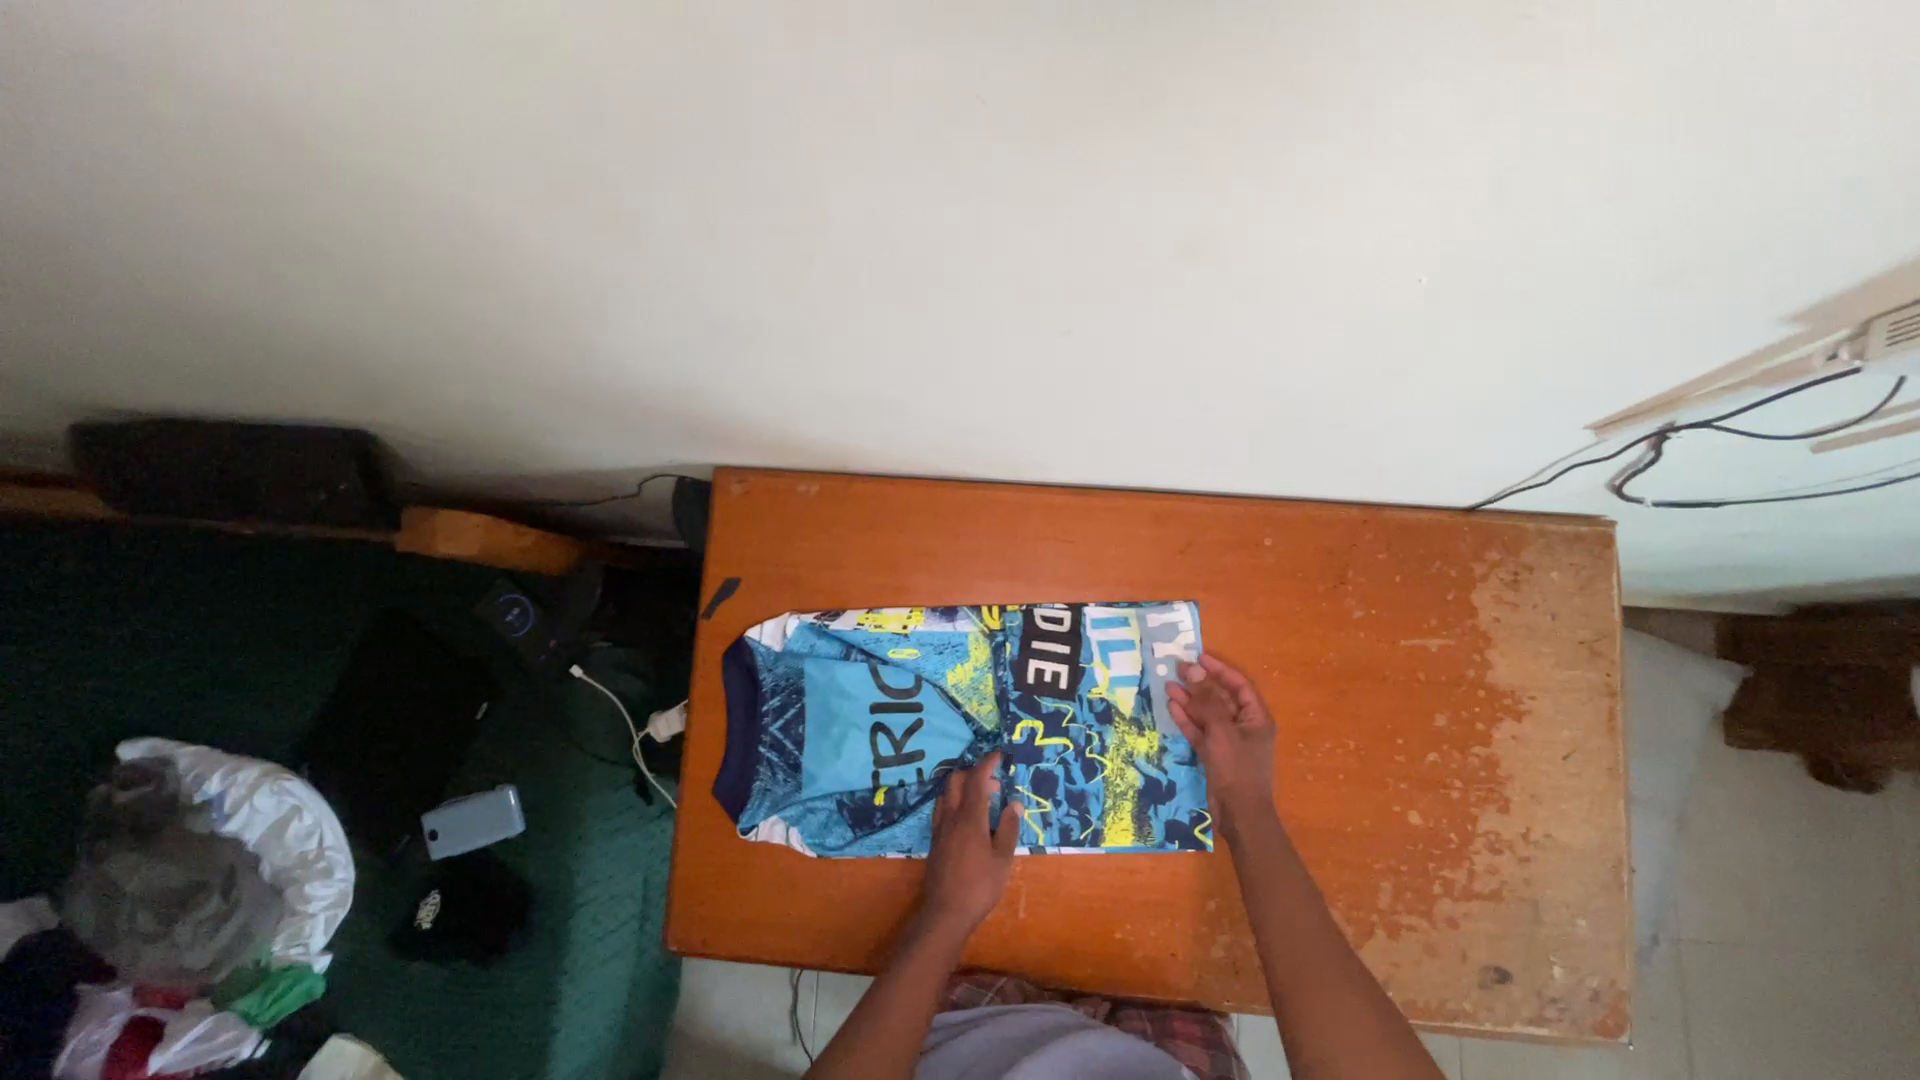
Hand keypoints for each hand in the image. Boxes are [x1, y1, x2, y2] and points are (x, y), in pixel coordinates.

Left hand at [919, 752, 1023, 935]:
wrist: (945, 912)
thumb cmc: (979, 886)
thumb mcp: (1002, 859)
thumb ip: (1009, 829)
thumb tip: (1014, 804)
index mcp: (970, 818)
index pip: (976, 779)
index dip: (987, 763)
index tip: (1000, 755)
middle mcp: (951, 816)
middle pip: (956, 780)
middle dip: (974, 773)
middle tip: (995, 784)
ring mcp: (940, 828)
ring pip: (947, 793)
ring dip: (963, 787)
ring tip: (983, 800)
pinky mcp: (935, 840)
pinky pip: (942, 808)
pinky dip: (955, 801)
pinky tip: (968, 818)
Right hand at [1165, 654, 1277, 823]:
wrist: (1239, 814)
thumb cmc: (1237, 769)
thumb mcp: (1222, 731)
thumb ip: (1207, 701)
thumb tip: (1193, 671)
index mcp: (1256, 718)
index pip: (1238, 685)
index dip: (1220, 670)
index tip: (1199, 657)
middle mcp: (1243, 726)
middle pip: (1220, 698)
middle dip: (1200, 684)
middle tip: (1177, 670)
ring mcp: (1228, 742)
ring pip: (1207, 715)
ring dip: (1189, 701)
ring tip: (1168, 686)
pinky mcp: (1214, 755)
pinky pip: (1200, 731)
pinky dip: (1187, 720)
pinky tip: (1172, 707)